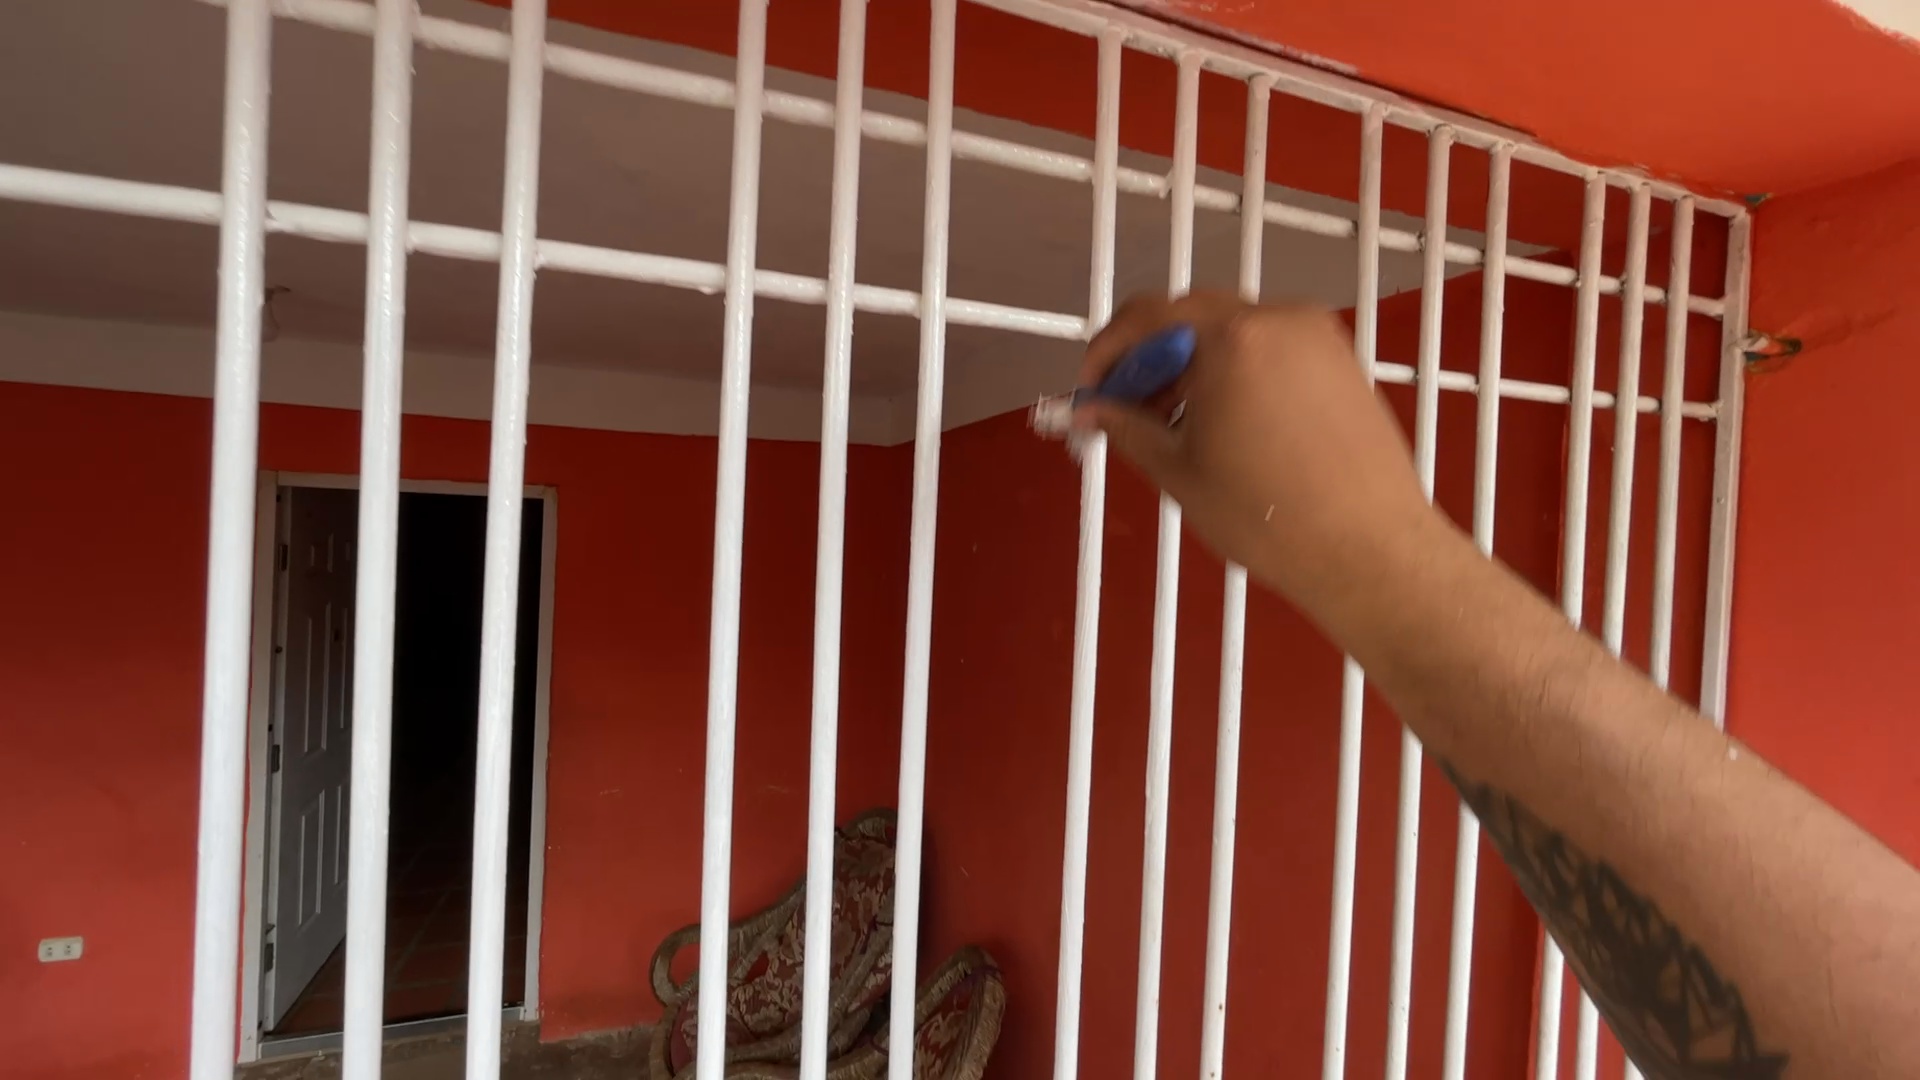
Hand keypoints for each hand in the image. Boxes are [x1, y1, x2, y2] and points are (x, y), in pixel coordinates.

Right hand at [1075, 290, 1441, 629]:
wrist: (1369, 549)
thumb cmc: (1264, 515)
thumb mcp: (1178, 471)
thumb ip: (1125, 427)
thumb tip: (1088, 410)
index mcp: (1230, 340)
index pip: (1146, 316)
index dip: (1107, 352)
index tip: (1092, 391)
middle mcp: (1275, 318)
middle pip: (1187, 315)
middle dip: (1146, 357)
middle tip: (1125, 408)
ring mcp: (1313, 334)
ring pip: (1226, 329)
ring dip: (1186, 362)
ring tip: (1171, 420)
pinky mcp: (1337, 356)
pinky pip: (1264, 344)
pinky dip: (1227, 368)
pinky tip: (1218, 417)